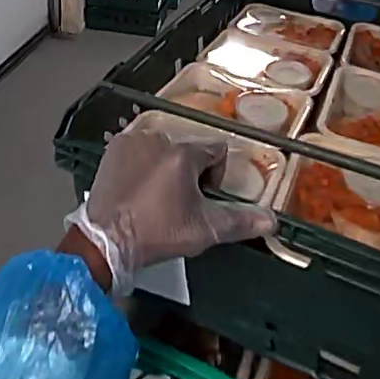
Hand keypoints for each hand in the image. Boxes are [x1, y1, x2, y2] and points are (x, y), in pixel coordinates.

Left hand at [67, 129, 276, 292]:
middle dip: (189, 171)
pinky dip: (141, 160)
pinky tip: (137, 184)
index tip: (203, 197)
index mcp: (185, 154)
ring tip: (155, 196)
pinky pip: (139, 146)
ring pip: (163, 146)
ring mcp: (135, 139)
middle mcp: (161, 138)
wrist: (107, 240)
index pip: (216, 151)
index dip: (215, 174)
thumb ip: (240, 222)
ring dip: (165, 164)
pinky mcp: (115, 147)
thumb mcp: (203, 231)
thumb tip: (272, 220)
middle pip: (188, 148)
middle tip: (178, 201)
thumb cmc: (158, 234)